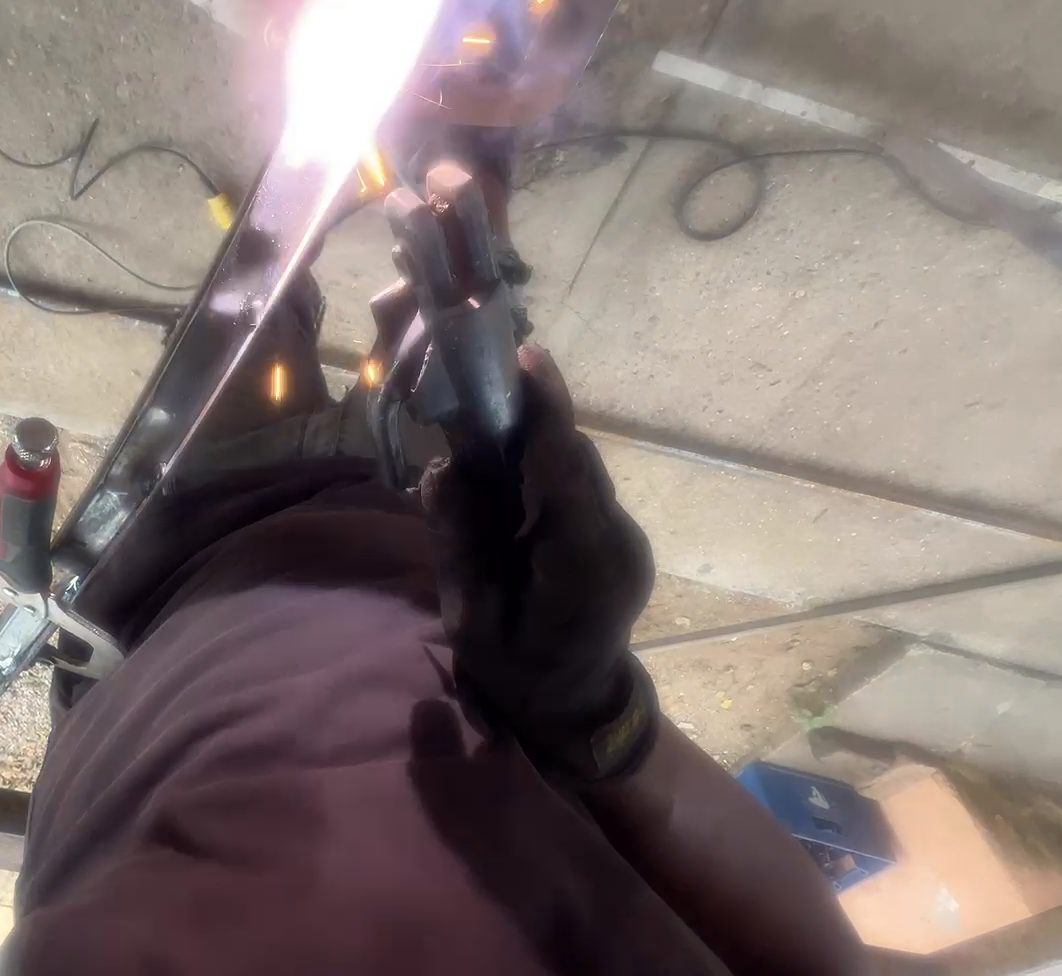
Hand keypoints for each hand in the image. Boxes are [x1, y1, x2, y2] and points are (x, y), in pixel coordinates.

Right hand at [419, 345, 657, 783]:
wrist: (578, 704)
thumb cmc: (516, 672)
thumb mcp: (469, 616)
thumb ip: (456, 541)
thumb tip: (440, 469)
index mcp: (580, 570)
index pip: (565, 476)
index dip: (546, 415)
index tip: (524, 358)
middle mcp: (614, 542)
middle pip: (575, 459)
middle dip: (534, 413)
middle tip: (484, 376)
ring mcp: (622, 535)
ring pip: (578, 465)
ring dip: (535, 434)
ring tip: (487, 410)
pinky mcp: (614, 531)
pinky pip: (576, 482)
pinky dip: (541, 460)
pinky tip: (507, 459)